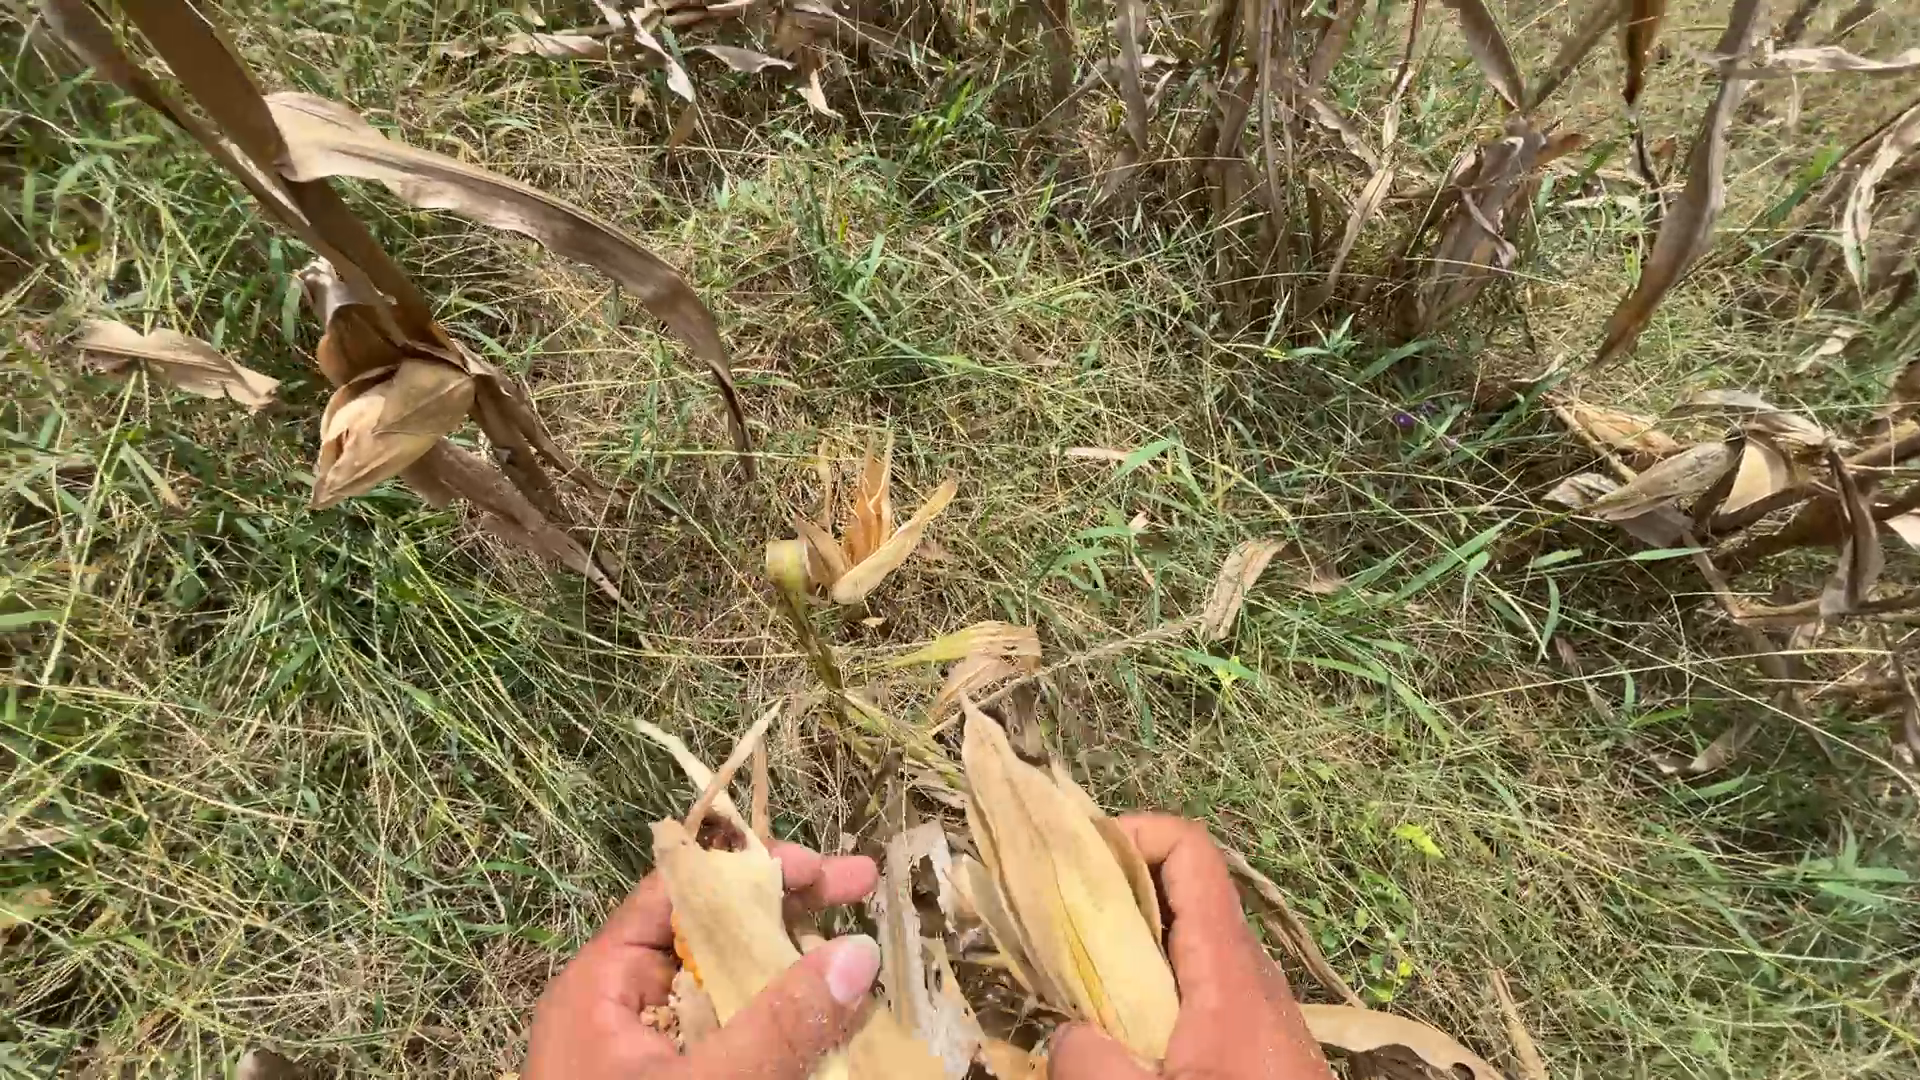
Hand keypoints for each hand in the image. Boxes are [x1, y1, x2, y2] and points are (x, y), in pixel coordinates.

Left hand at [525, 843, 883, 1079]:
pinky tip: (836, 1022)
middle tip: (862, 885)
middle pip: (716, 925)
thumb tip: (863, 953)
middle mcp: (632, 1001)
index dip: (751, 867)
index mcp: (606, 984)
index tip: (821, 869)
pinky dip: (789, 1021)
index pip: (680, 889)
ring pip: (738, 977)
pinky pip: (744, 1030)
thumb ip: (780, 1027)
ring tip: (859, 953)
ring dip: (799, 964)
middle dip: (792, 905)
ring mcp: (660, 1046)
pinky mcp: (687, 1078)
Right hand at [1051, 815, 1334, 1079]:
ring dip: (1126, 935)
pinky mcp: (1245, 1039)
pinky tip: (1117, 1023)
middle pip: (1177, 887)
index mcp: (1229, 966)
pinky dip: (1145, 977)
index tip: (1081, 860)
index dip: (1136, 833)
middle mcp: (1244, 968)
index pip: (1191, 851)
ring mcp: (1248, 1003)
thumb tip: (1068, 1034)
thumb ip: (1094, 1067)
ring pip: (1180, 935)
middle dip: (1115, 886)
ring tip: (1077, 967)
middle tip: (1060, 913)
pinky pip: (1188, 979)